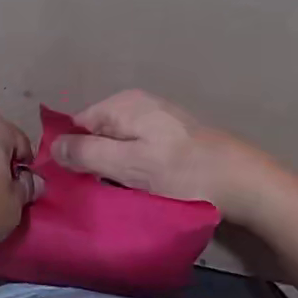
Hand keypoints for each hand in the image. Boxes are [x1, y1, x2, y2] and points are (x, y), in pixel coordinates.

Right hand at [52, 90, 291, 216]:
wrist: (244, 183)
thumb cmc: (182, 173)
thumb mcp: (127, 165)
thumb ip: (86, 154)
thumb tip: (52, 147)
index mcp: (121, 104)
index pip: (75, 125)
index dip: (69, 154)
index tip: (69, 184)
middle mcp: (135, 103)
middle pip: (96, 134)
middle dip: (91, 161)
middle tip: (95, 193)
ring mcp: (156, 118)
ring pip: (117, 144)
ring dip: (113, 168)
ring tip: (118, 193)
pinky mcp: (171, 136)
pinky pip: (137, 150)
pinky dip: (134, 168)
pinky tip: (142, 188)